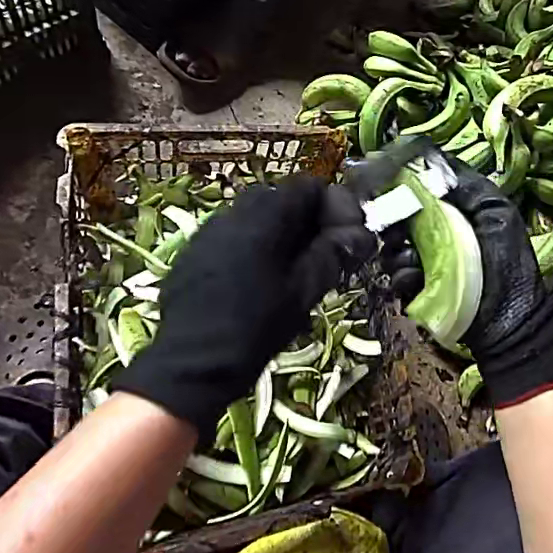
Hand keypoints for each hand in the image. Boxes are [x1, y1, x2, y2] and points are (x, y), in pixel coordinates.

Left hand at [118, 176, 374, 430]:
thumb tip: (363, 235)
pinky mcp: (196, 253)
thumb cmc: (255, 325)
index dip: (339, 208)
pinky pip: (239, 238)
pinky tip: (266, 284)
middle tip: (333, 256)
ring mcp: (211, 231)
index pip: (312, 188)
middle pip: (287, 201)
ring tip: (302, 274)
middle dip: (315, 224)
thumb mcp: (304, 290)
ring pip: (262, 220)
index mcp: (265, 213)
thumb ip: (334, 254)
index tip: (353, 239)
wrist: (190, 364)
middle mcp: (235, 211)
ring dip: (289, 238)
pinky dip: (261, 250)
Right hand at [384, 159, 552, 406]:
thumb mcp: (496, 211)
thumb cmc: (510, 260)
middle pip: (397, 215)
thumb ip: (466, 185)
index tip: (386, 179)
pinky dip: (402, 276)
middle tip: (396, 225)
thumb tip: (431, 158)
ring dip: (398, 250)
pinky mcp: (417, 288)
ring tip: (413, 258)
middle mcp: (434, 231)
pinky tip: (416, 278)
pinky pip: (396, 276)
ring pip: (392, 245)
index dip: (401, 183)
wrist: (511, 319)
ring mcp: (423, 260)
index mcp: (452, 210)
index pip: (418, 188)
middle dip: (393, 217)